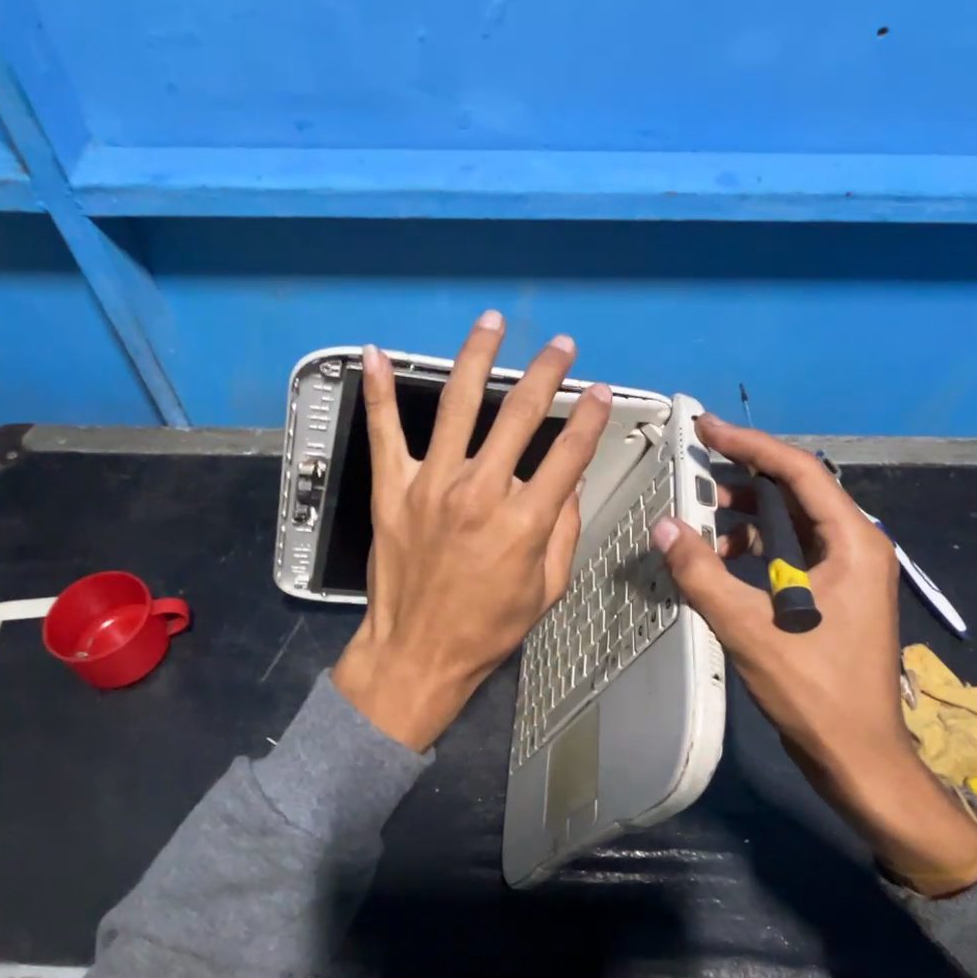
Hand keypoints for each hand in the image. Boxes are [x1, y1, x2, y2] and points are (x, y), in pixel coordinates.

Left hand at [332, 311, 611, 751]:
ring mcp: (432, 485)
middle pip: (520, 415)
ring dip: (478, 359)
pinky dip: (378, 393)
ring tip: (492, 323)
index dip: (590, 415)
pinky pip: (384, 433)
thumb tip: (567, 483)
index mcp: (524, 520)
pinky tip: (376, 355)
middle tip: (561, 346)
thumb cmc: (487, 627)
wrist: (417, 654)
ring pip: (458, 406)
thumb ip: (562, 530)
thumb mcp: (547, 587)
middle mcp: (481, 492)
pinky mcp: (392, 489)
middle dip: (547, 373)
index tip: (600, 390)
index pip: (568, 452)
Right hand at [650, 415, 976, 894]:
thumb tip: (664, 526)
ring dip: (747, 508)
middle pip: (798, 487)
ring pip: (794, 517)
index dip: (749, 445)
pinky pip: (793, 547)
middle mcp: (857, 545)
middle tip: (695, 457)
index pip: (799, 471)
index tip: (705, 428)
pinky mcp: (836, 592)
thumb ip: (703, 575)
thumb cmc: (816, 692)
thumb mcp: (751, 630)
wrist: (861, 757)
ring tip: (700, 507)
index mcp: (852, 542)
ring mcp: (849, 569)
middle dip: (744, 470)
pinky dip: (756, 542)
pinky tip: (720, 554)